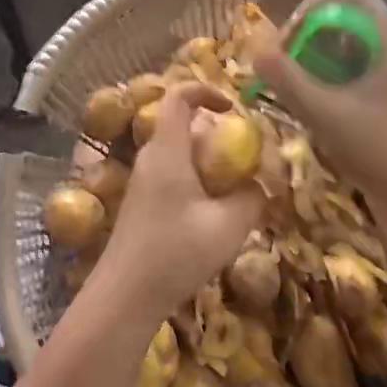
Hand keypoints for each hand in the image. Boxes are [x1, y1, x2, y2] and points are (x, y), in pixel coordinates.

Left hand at [95, 84, 263, 315]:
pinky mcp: (143, 201)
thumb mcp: (227, 227)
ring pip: (179, 150)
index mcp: (167, 150)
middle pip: (182, 123)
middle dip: (216, 132)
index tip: (232, 107)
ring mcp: (143, 179)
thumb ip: (251, 199)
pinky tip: (213, 212)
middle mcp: (151, 156)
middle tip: (246, 155)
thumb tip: (262, 184)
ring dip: (208, 160)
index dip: (205, 90)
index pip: (178, 96)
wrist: (124, 297)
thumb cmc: (175, 254)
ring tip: (235, 186)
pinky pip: (172, 171)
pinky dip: (196, 178)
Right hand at [254, 0, 386, 197]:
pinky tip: (298, 88)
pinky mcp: (370, 84)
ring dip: (306, 47)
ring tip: (284, 73)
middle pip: (340, 12)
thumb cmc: (373, 148)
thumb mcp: (324, 113)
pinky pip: (337, 58)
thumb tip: (256, 53)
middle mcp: (385, 45)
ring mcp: (379, 65)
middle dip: (305, 28)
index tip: (294, 29)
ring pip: (336, 36)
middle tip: (281, 56)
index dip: (318, 0)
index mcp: (385, 42)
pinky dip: (314, 65)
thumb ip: (288, 81)